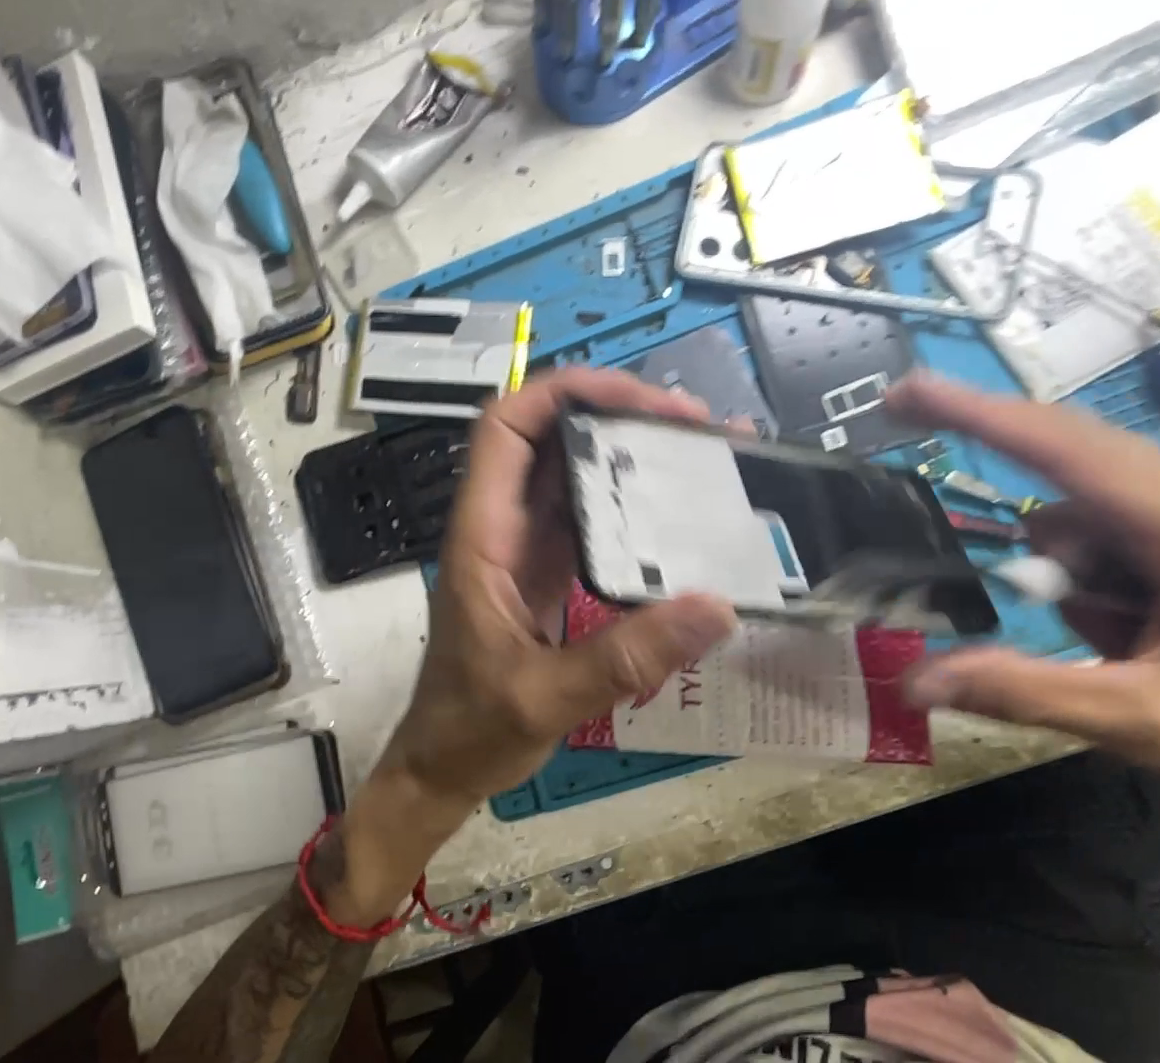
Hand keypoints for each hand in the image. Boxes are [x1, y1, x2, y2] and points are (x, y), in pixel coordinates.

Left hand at [378, 368, 737, 811]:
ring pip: (570, 475)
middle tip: (694, 426)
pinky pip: (587, 520)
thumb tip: (717, 608)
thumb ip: (625, 657)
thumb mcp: (545, 699)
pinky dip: (629, 505)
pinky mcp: (543, 574)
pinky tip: (678, 513)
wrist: (442, 768)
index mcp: (483, 537)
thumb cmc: (470, 731)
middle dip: (614, 415)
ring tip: (699, 454)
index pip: (506, 429)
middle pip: (547, 439)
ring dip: (626, 454)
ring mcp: (522, 549)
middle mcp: (501, 529)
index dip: (564, 392)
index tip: (640, 398)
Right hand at [888, 373, 1159, 900]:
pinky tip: (1142, 630)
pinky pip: (1104, 530)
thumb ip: (1022, 692)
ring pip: (1078, 513)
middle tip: (1084, 626)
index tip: (901, 393)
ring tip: (1133, 648)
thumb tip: (913, 680)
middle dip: (1048, 554)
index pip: (1064, 446)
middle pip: (1065, 477)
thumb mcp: (1146, 725)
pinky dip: (1095, 580)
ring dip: (1075, 580)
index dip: (974, 412)